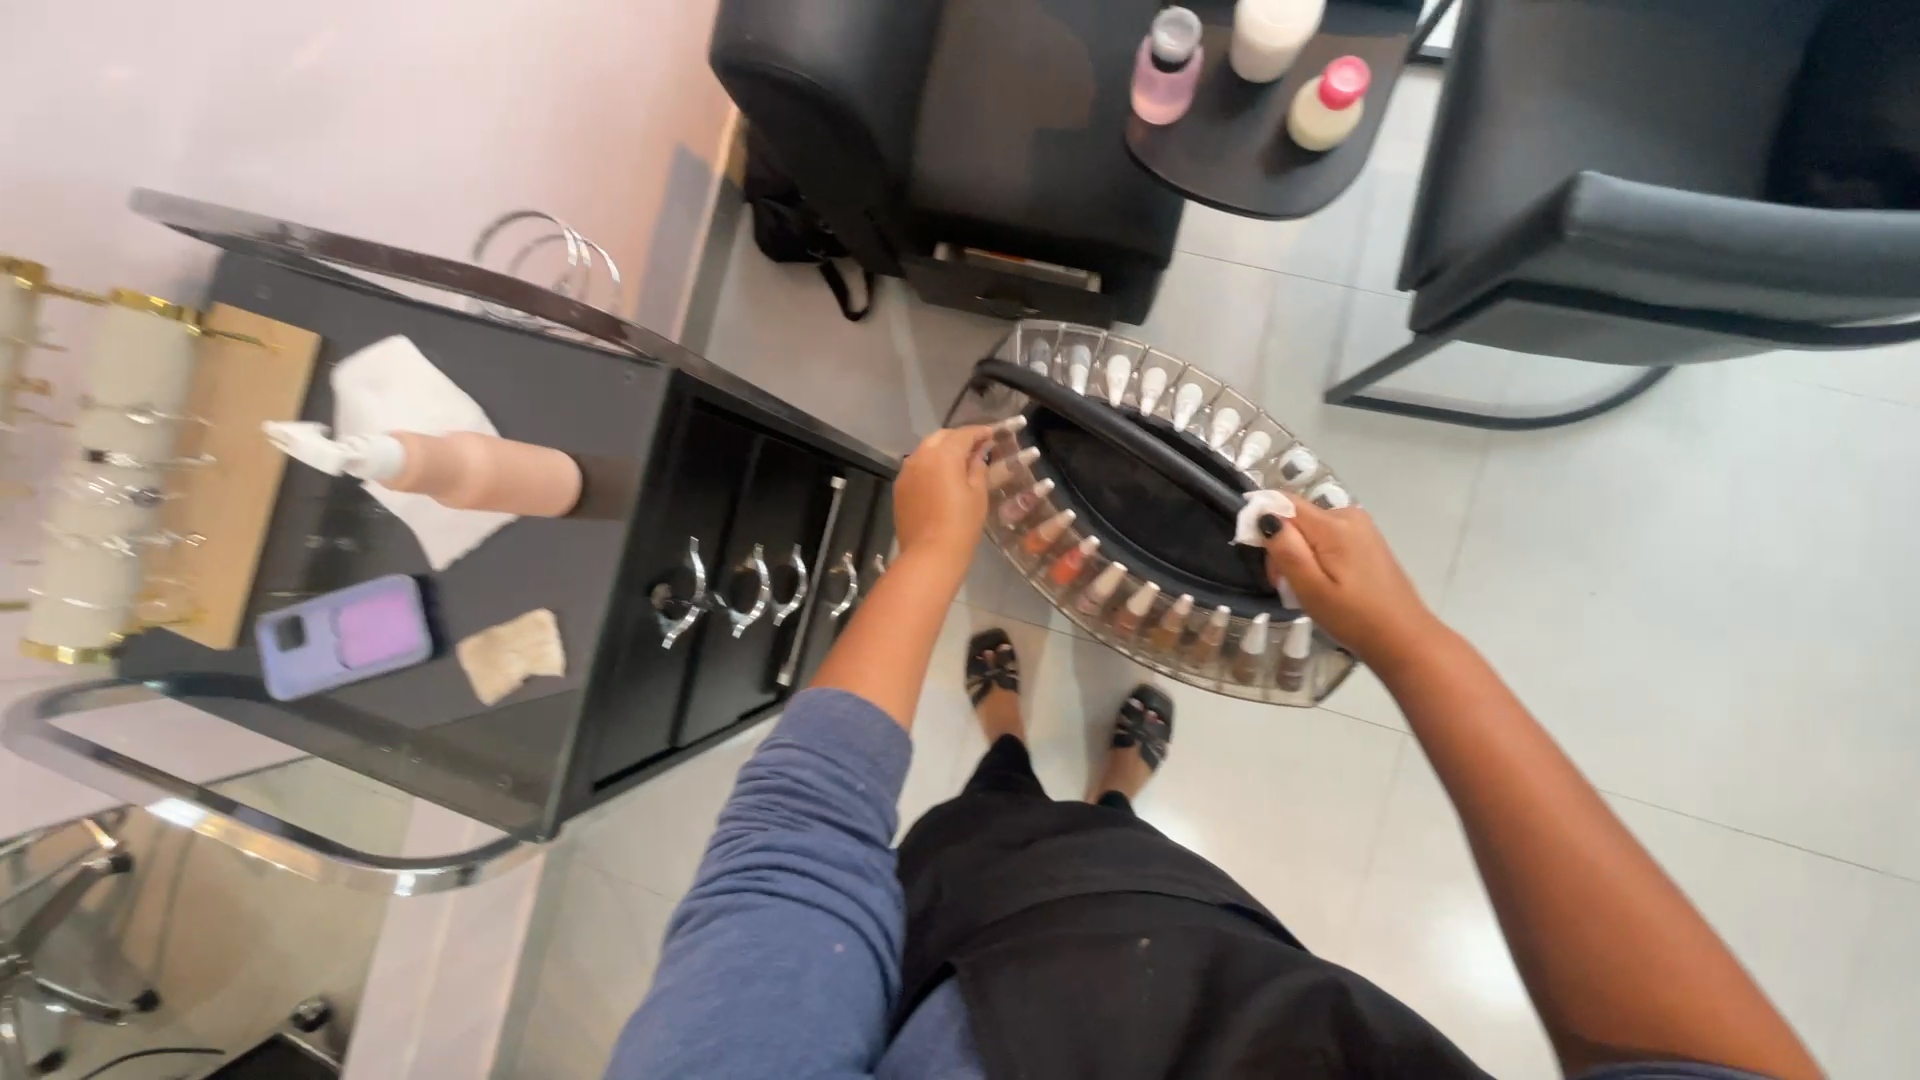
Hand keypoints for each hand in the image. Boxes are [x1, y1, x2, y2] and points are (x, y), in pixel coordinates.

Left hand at [893, 426, 991, 568]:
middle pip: (941, 437)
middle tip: (975, 446)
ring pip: (925, 450)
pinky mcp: (899, 487)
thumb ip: (977, 467)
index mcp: (943, 455)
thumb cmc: (961, 524)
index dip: (979, 432)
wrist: (930, 554)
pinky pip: (916, 467)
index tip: (991, 434)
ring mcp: (906, 472)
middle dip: (958, 438)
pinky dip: (929, 465)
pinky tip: (939, 477)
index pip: (963, 434)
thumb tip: (977, 453)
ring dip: (942, 450)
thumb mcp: (977, 494)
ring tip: (957, 461)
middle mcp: (921, 456)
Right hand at [1263, 492, 1444, 665]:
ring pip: (1310, 529)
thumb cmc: (1354, 617)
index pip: (1283, 502)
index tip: (1261, 556)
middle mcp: (1348, 515)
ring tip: (1306, 588)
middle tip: (1285, 585)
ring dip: (1299, 554)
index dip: (1263, 522)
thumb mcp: (1311, 588)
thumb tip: (1265, 516)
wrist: (1404, 638)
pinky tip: (1324, 583)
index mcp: (1333, 525)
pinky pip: (1327, 537)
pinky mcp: (1367, 540)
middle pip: (1296, 517)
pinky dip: (1317, 556)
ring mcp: (1361, 527)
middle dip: (1282, 545)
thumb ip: (1286, 549)